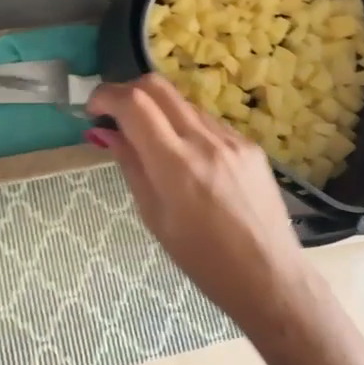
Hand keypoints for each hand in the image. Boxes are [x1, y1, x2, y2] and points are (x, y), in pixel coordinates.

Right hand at [87, 75, 306, 327]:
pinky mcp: (249, 145)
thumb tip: (106, 132)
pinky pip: (207, 121)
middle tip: (114, 114)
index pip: (134, 104)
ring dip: (157, 110)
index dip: (106, 96)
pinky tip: (186, 157)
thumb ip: (130, 166)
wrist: (269, 278)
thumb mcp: (154, 217)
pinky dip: (185, 126)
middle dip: (127, 91)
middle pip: (157, 86)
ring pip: (182, 102)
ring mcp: (232, 139)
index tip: (93, 109)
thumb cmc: (203, 260)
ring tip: (151, 141)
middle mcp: (204, 141)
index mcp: (175, 165)